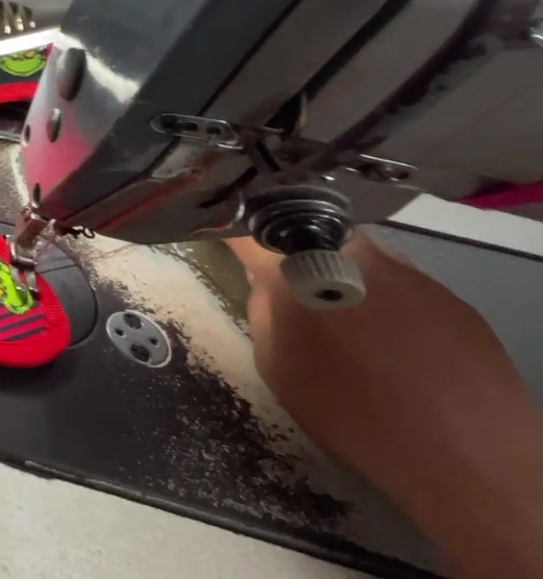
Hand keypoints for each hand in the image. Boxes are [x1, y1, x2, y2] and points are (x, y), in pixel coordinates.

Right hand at [229, 234, 541, 575]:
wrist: (469, 461)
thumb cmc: (350, 414)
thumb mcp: (276, 364)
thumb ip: (263, 310)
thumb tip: (266, 282)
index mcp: (296, 272)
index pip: (248, 231)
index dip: (230, 231)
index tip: (222, 240)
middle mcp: (352, 257)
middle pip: (309, 233)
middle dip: (294, 251)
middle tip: (292, 287)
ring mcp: (410, 274)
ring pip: (358, 254)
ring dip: (343, 272)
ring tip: (349, 320)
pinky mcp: (454, 298)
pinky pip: (403, 283)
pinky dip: (387, 299)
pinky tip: (396, 342)